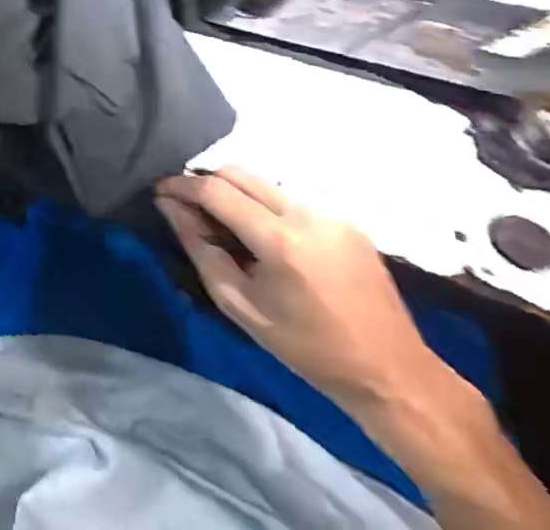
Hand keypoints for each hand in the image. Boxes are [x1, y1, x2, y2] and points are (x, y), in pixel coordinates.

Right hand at [155, 166, 444, 412]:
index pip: (215, 190)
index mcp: (280, 240)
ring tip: (220, 224)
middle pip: (239, 174)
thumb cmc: (306, 348)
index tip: (157, 192)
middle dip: (203, 183)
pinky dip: (262, 207)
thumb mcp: (237, 303)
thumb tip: (169, 207)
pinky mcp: (347, 224)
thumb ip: (199, 248)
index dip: (179, 186)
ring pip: (264, 184)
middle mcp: (308, 216)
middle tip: (184, 206)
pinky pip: (289, 200)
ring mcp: (332, 217)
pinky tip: (260, 238)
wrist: (392, 374)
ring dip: (233, 194)